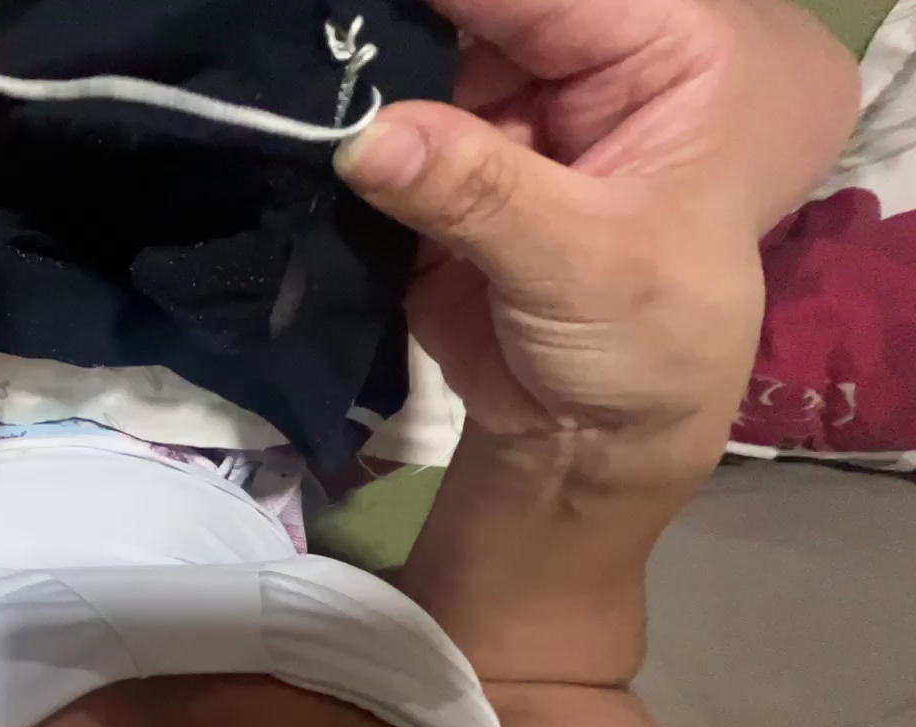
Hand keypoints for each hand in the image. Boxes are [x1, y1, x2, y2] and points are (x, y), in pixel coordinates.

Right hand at [336, 0, 856, 478]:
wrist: (580, 432)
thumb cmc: (639, 342)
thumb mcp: (581, 262)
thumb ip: (477, 194)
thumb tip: (360, 137)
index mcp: (681, 58)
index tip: (368, 1)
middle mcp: (593, 80)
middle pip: (484, 31)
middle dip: (404, 42)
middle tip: (318, 48)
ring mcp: (515, 134)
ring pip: (426, 87)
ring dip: (367, 99)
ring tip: (297, 96)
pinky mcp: (453, 186)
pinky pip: (394, 153)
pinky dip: (352, 155)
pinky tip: (305, 140)